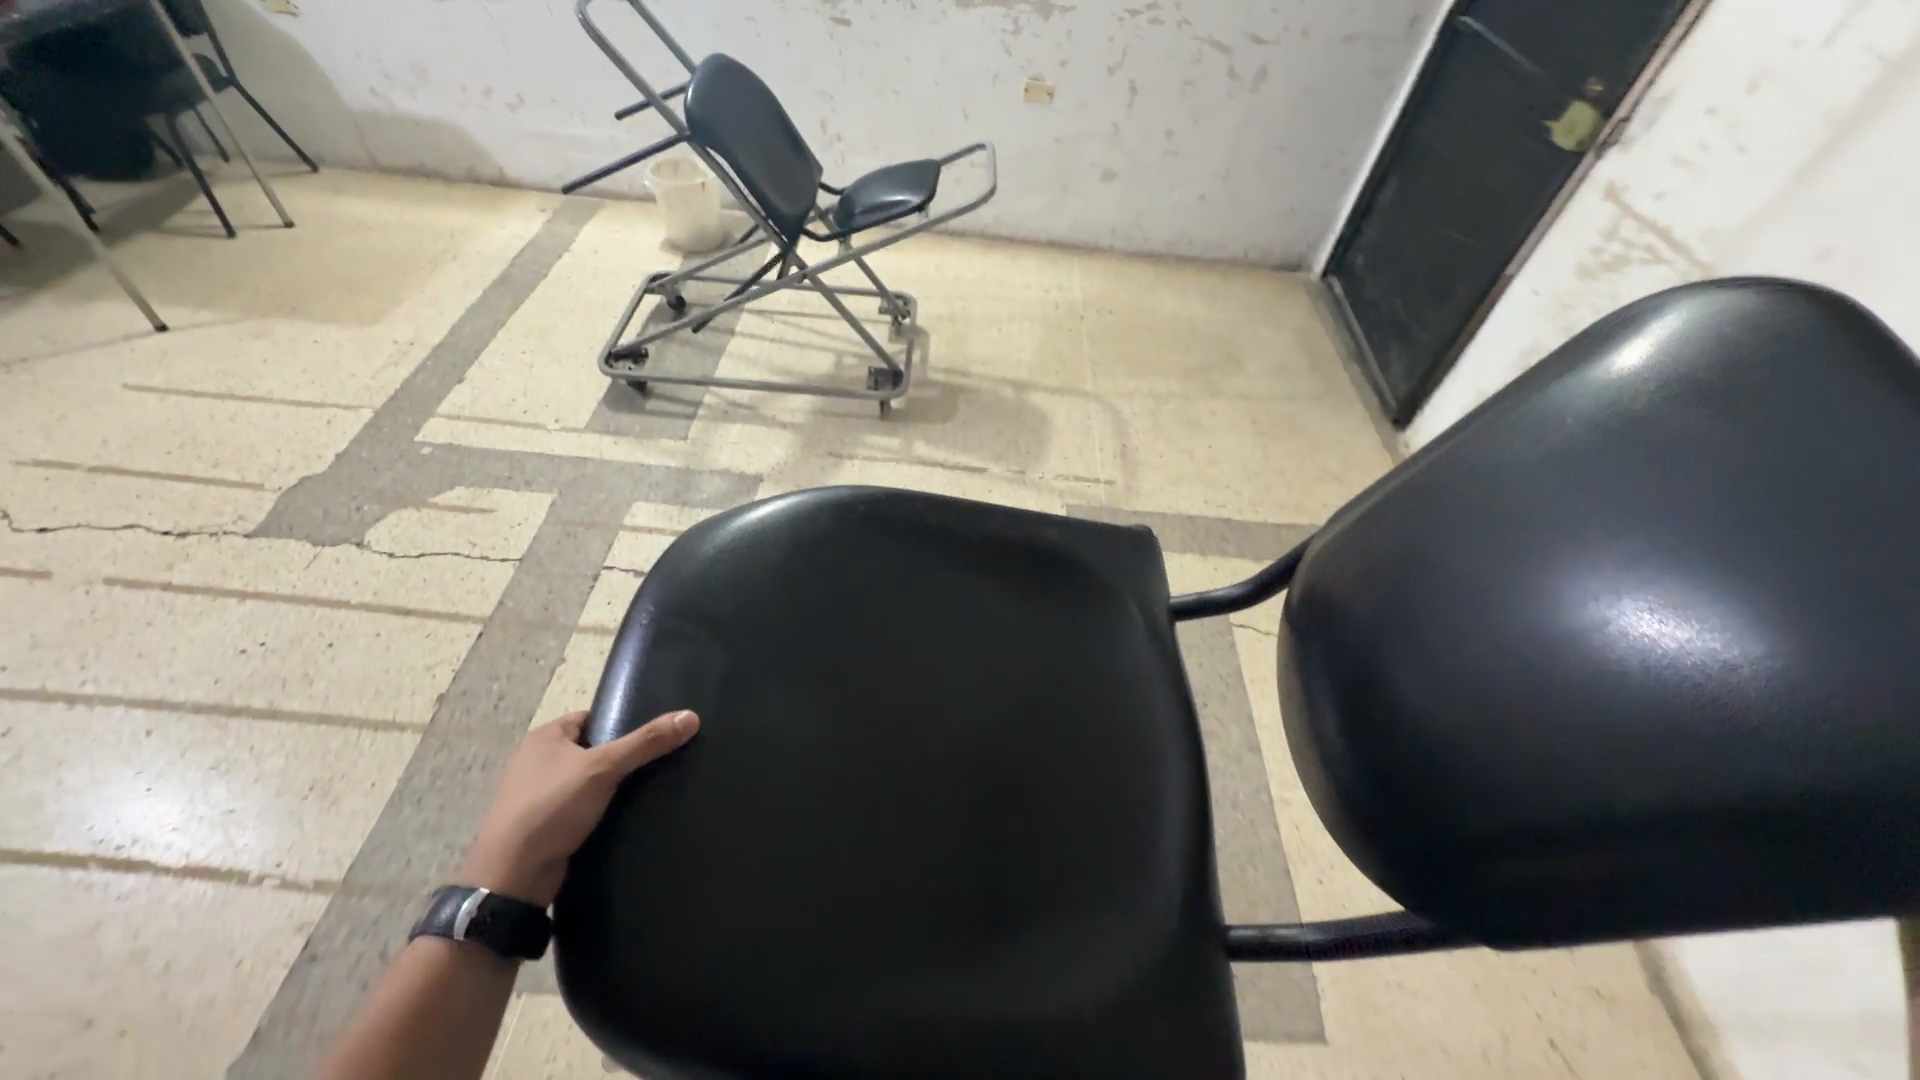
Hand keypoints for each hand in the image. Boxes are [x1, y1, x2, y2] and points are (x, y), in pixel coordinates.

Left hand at [458, 709, 699, 906]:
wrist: (513, 876)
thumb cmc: (552, 807)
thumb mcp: (603, 768)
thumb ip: (646, 742)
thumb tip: (691, 716)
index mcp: (544, 737)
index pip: (593, 717)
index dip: (623, 722)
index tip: (655, 735)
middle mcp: (538, 761)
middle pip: (593, 749)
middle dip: (623, 757)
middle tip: (659, 762)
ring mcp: (538, 795)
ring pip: (589, 781)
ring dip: (613, 787)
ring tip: (651, 789)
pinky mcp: (545, 824)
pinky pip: (582, 808)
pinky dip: (601, 810)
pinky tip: (626, 817)